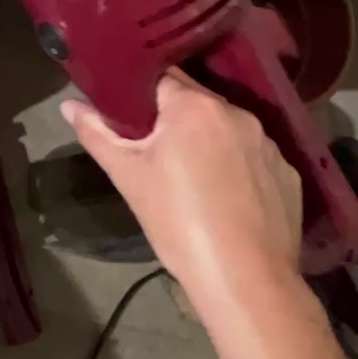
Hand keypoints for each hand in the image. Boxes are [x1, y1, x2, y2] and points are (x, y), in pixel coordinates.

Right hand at [61, 70, 301, 303]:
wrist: (245, 282)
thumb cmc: (176, 220)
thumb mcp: (125, 175)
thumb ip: (95, 132)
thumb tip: (68, 106)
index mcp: (195, 105)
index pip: (161, 76)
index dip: (141, 91)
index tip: (127, 110)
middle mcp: (236, 113)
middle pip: (195, 101)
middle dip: (173, 118)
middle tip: (153, 147)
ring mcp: (268, 144)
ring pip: (225, 128)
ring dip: (206, 140)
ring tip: (190, 174)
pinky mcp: (289, 174)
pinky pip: (253, 155)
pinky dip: (236, 165)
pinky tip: (224, 195)